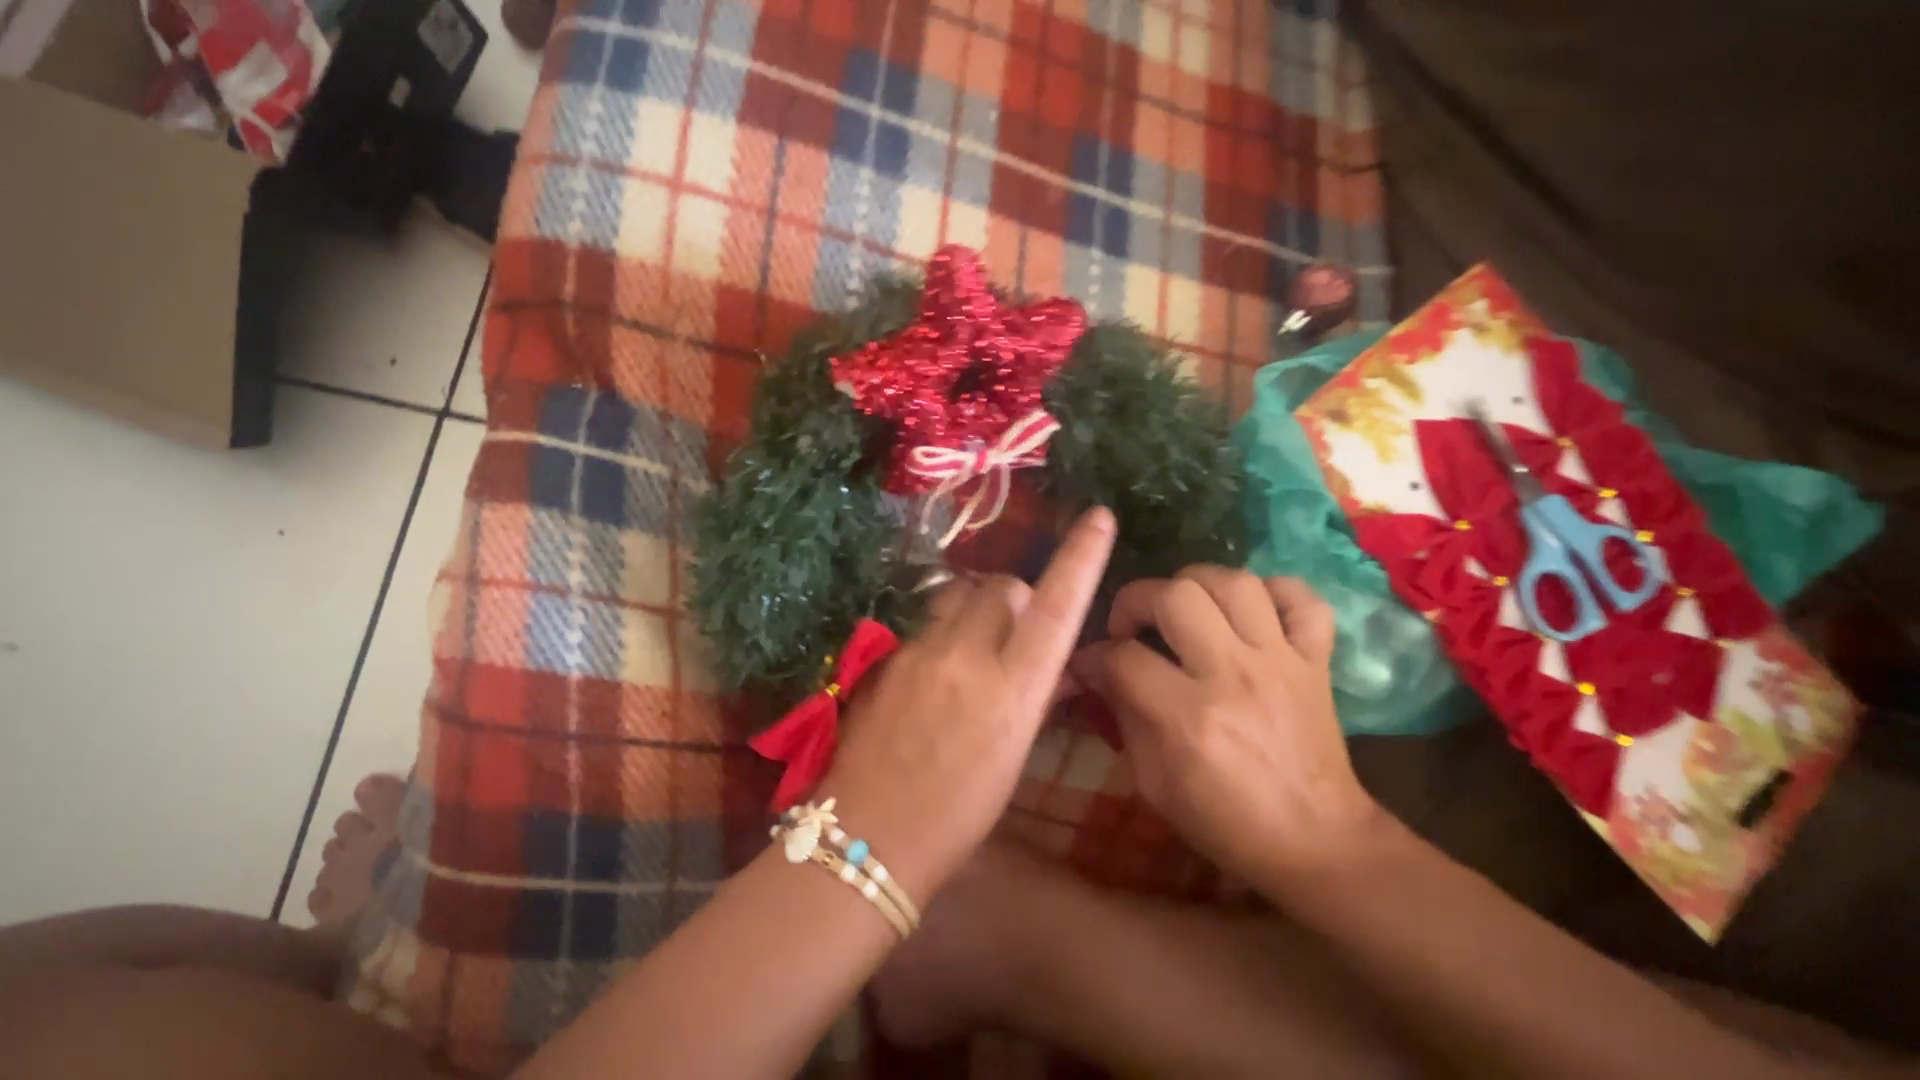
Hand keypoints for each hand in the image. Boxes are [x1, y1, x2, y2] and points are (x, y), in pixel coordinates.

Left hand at [821, 508, 1116, 896]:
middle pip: (1000, 587)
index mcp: (1014, 691)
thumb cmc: (958, 816)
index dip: (1082, 558)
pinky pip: (925, 626)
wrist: (869, 838)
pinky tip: (934, 678)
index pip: (1056, 607)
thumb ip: (1033, 697)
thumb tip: (1054, 666)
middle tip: (1014, 632)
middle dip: (1015, 597)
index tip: (1098, 516)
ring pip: (958, 597)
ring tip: (973, 650)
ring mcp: (920, 654)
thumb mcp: (1013, 758)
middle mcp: (968, 658)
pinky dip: (942, 637)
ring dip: (975, 609)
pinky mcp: (886, 659)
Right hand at [1072, 567, 1381, 884]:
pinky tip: (1250, 610)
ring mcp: (1281, 661)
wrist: (1315, 841)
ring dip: (1196, 584)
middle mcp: (1234, 675)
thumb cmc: (1225, 822)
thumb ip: (1125, 718)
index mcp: (1189, 718)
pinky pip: (1302, 598)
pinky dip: (1274, 591)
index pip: (1125, 657)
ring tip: (1184, 609)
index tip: (1090, 665)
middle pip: (1175, 596)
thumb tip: (1097, 671)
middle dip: (1137, 600)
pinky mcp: (1316, 660)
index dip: (1094, 655)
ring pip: (1235, 581)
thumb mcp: (1155, 785)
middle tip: (1132, 628)